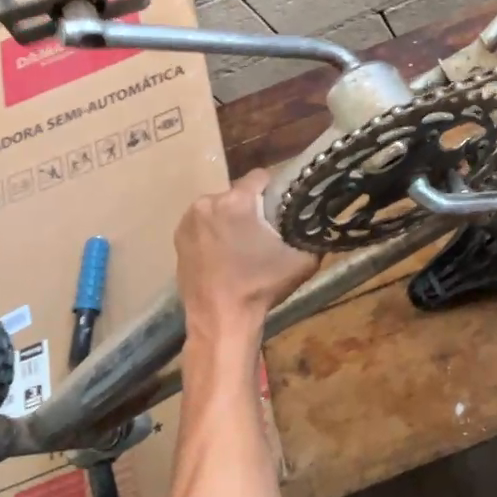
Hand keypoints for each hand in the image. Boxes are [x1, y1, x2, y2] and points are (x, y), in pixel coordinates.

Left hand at [175, 169, 320, 343]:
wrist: (221, 320)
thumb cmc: (261, 286)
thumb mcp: (303, 261)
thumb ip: (312, 235)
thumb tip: (319, 225)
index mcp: (236, 202)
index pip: (259, 177)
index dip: (274, 190)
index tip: (282, 208)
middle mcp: (207, 203)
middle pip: (237, 194)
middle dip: (251, 207)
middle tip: (264, 232)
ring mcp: (188, 221)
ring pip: (218, 209)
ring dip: (231, 219)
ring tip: (243, 245)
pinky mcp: (177, 239)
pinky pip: (203, 225)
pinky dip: (214, 233)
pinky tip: (224, 254)